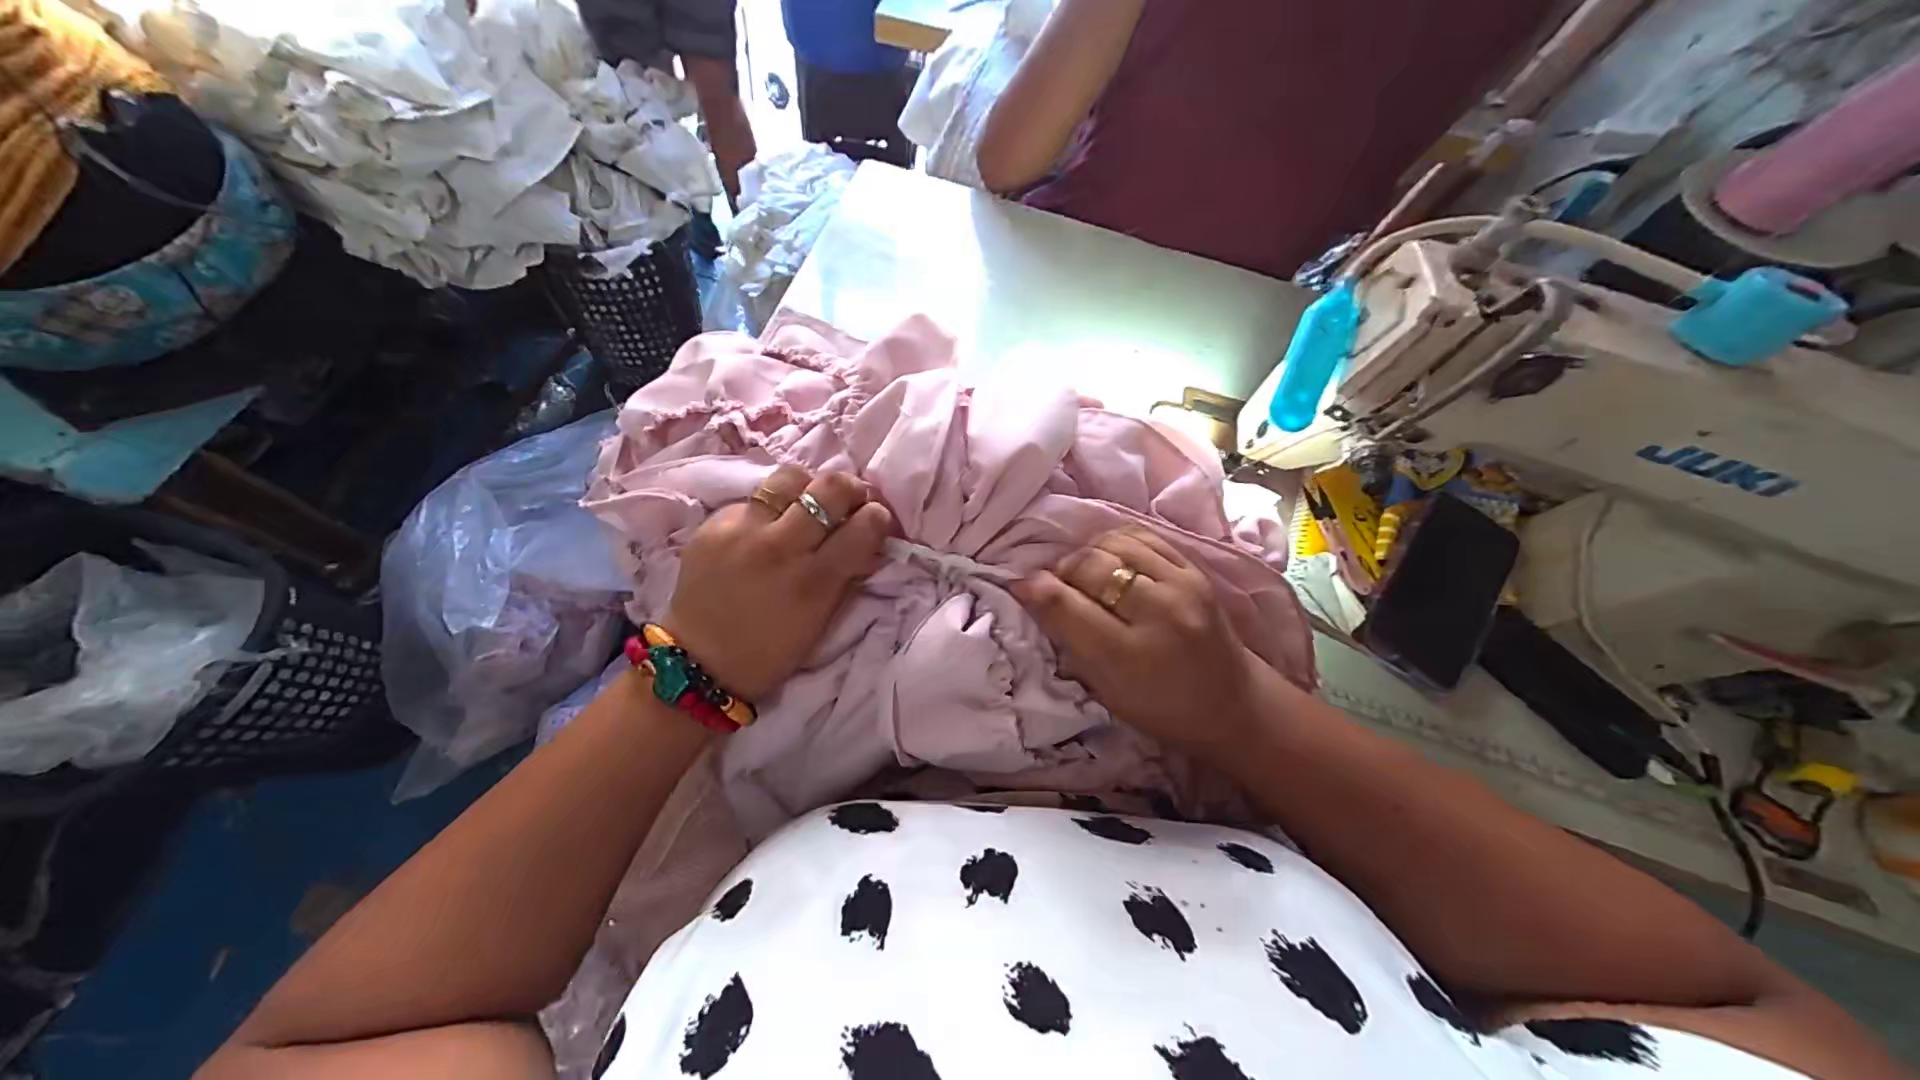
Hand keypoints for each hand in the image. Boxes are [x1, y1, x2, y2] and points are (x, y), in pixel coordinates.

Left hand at [664, 465, 891, 700]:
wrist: (700, 661)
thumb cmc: (771, 650)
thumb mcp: (822, 619)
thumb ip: (847, 575)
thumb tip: (867, 541)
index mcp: (814, 580)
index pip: (864, 526)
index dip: (879, 516)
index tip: (877, 518)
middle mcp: (780, 547)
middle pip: (830, 487)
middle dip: (851, 488)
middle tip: (850, 499)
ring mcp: (742, 531)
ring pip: (789, 477)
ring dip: (807, 487)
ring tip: (806, 502)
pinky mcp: (713, 525)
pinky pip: (751, 499)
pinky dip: (768, 509)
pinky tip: (764, 528)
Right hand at [1014, 528, 1266, 761]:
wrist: (1234, 703)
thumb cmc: (1161, 708)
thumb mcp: (1106, 691)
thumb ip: (1070, 642)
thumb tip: (1033, 595)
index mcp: (1131, 656)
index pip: (1069, 606)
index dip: (1036, 590)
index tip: (1020, 586)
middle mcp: (1159, 614)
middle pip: (1089, 566)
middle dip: (1061, 571)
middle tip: (1056, 586)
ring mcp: (1183, 586)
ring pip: (1113, 543)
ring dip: (1087, 555)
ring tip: (1083, 573)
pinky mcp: (1196, 570)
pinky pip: (1142, 536)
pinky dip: (1116, 543)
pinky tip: (1109, 559)